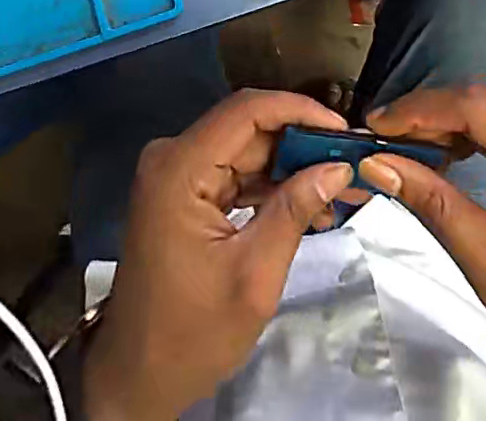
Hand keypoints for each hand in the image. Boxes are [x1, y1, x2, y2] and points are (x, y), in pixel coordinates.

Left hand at [84, 90, 356, 419]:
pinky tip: (307, 202)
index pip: (246, 111)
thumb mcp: (253, 276)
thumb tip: (337, 168)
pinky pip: (235, 171)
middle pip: (248, 128)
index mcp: (179, 168)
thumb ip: (293, 211)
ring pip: (246, 148)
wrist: (135, 375)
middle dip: (302, 141)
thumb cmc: (190, 333)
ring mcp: (177, 172)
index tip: (342, 129)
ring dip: (291, 164)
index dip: (298, 110)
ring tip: (339, 185)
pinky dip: (271, 184)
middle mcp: (173, 156)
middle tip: (350, 160)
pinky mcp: (184, 190)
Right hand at [362, 86, 485, 420]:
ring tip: (395, 145)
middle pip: (483, 103)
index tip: (372, 127)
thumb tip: (378, 162)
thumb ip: (439, 209)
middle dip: (424, 116)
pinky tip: (435, 153)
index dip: (420, 111)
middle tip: (376, 140)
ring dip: (439, 124)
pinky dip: (462, 136)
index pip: (480, 109)